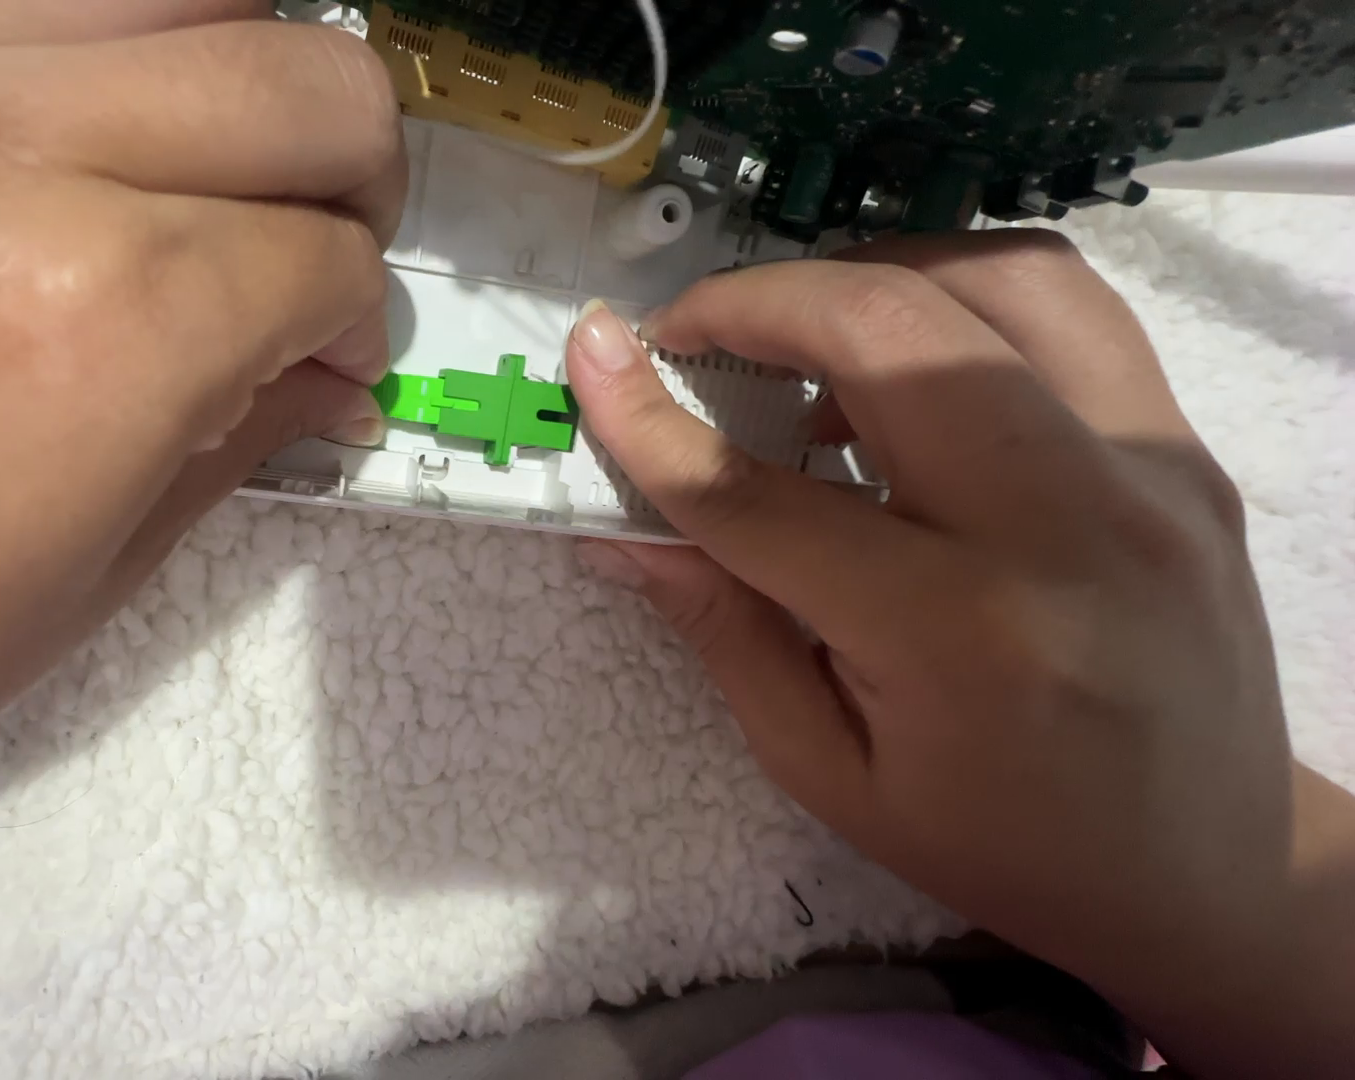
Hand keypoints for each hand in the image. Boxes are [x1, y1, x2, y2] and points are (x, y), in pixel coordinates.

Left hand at [0, 1, 399, 1069]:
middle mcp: (25, 148)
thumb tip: (343, 379)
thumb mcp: (123, 559)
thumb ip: (259, 426)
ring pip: (203, 1)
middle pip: (309, 84)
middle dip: (359, 186)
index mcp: (115, 316)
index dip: (359, 323)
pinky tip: (121, 156)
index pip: (328, 258)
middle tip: (320, 273)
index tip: (338, 369)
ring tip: (236, 203)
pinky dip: (137, 60)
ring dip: (261, 105)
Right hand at [564, 230, 1354, 1077]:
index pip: (758, 498)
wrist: (1205, 869)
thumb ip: (718, 626)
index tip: (590, 357)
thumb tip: (620, 532)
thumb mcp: (815, 758)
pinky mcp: (1181, 447)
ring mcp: (1149, 470)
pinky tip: (886, 361)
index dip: (651, 422)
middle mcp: (1067, 526)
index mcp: (953, 634)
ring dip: (860, 275)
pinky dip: (947, 296)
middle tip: (681, 329)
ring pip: (998, 281)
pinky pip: (1060, 311)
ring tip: (780, 326)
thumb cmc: (983, 836)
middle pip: (891, 335)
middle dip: (756, 304)